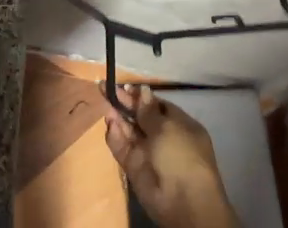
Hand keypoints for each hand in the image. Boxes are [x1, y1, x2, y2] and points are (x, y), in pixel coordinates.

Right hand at [103, 85, 239, 227]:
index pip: (157, 106)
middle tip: (106, 87)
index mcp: (179, 126)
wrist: (181, 200)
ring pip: (128, 131)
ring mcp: (147, 152)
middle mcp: (163, 137)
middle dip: (124, 103)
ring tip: (106, 103)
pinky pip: (122, 147)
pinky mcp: (133, 166)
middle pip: (140, 116)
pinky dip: (114, 136)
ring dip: (117, 117)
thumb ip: (149, 110)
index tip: (125, 86)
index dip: (141, 96)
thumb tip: (143, 90)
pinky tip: (110, 123)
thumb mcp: (168, 127)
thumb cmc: (181, 155)